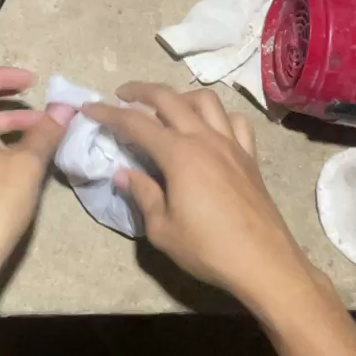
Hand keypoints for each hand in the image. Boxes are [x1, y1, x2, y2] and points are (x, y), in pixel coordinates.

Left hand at [0, 67, 73, 283]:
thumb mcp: (28, 164)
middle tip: (31, 93)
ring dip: (8, 119)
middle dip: (4, 92)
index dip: (6, 75)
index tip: (34, 81)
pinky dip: (0, 137)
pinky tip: (25, 152)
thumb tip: (65, 107)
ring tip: (41, 127)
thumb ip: (46, 132)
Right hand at [84, 83, 316, 306]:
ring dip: (180, 96)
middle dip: (140, 91)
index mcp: (179, 153)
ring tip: (166, 108)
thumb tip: (124, 173)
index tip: (89, 109)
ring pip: (204, 101)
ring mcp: (231, 144)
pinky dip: (217, 116)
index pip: (135, 123)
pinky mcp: (249, 156)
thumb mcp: (162, 229)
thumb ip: (142, 194)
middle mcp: (204, 138)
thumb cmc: (208, 249)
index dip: (109, 113)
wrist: (265, 264)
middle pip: (168, 98)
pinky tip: (208, 128)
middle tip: (121, 95)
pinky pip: (234, 121)